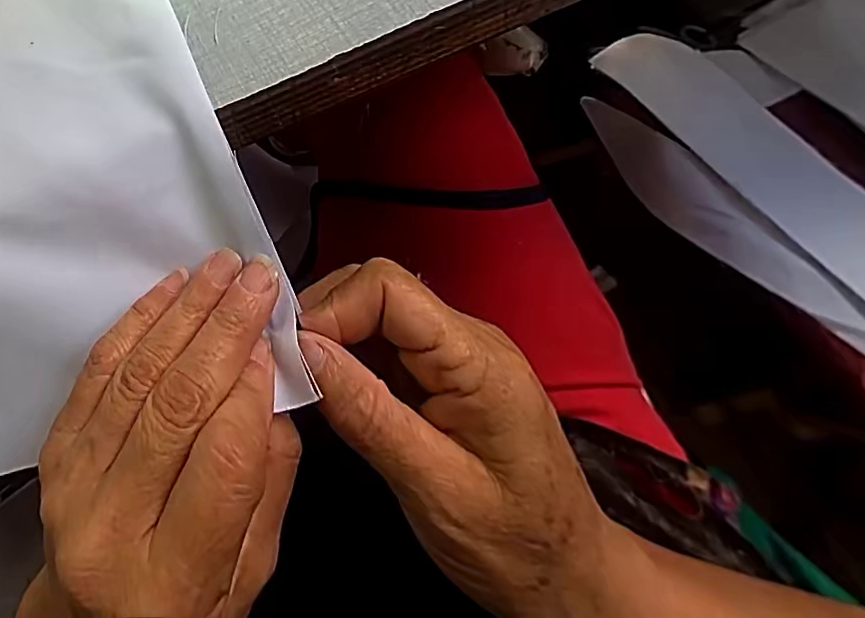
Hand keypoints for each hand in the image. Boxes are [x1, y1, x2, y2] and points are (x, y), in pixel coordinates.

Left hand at [19, 249, 302, 617]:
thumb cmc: (176, 608)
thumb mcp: (246, 575)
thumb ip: (268, 484)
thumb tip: (274, 389)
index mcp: (170, 580)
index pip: (222, 459)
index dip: (252, 389)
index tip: (273, 340)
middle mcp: (111, 525)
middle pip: (177, 404)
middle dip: (226, 329)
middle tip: (256, 281)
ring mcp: (74, 480)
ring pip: (138, 373)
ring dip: (186, 310)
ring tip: (221, 271)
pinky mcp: (57, 444)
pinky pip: (100, 366)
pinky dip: (140, 318)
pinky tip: (171, 290)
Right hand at [295, 258, 637, 617]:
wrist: (572, 579)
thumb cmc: (518, 546)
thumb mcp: (435, 490)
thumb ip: (368, 414)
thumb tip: (306, 350)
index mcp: (477, 360)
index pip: (389, 286)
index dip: (333, 307)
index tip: (295, 352)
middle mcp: (468, 338)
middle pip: (378, 289)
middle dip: (327, 318)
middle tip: (292, 368)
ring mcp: (456, 351)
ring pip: (375, 311)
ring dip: (334, 338)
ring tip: (307, 381)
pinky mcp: (443, 370)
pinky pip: (384, 341)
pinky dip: (349, 357)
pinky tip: (335, 390)